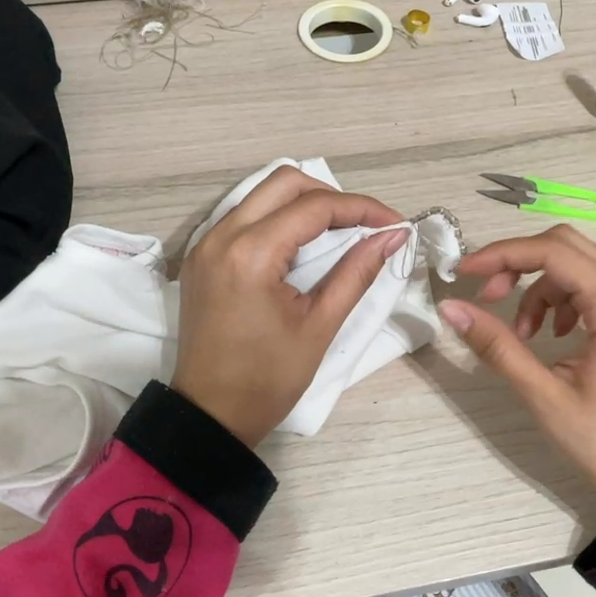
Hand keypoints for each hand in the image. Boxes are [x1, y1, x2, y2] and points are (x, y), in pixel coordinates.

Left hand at [172, 166, 406, 446]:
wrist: (210, 415)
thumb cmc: (267, 380)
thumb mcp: (319, 327)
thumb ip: (356, 273)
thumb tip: (393, 236)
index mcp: (251, 254)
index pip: (314, 207)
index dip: (361, 208)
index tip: (393, 223)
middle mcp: (222, 235)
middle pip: (283, 181)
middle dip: (330, 195)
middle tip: (363, 224)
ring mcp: (205, 243)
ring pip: (260, 193)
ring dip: (301, 202)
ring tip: (337, 231)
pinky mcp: (201, 255)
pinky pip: (242, 214)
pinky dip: (275, 216)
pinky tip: (300, 243)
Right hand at [438, 225, 595, 543]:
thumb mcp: (544, 396)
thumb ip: (497, 346)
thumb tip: (450, 307)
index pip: (551, 252)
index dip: (501, 255)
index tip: (461, 272)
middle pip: (564, 246)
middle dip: (517, 262)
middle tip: (486, 297)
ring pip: (575, 264)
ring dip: (536, 285)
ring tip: (520, 334)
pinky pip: (589, 286)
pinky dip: (558, 298)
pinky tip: (549, 336)